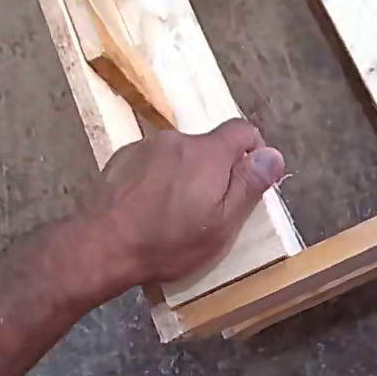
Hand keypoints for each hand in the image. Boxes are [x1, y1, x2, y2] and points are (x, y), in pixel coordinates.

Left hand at [82, 120, 284, 290]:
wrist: (103, 246)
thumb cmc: (169, 242)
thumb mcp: (222, 224)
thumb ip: (249, 185)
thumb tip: (273, 154)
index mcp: (208, 152)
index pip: (243, 129)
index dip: (253, 151)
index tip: (248, 180)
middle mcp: (178, 139)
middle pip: (210, 146)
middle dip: (216, 171)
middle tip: (208, 210)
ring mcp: (146, 146)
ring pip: (180, 155)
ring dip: (185, 175)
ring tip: (173, 212)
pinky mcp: (122, 158)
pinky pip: (153, 161)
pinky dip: (158, 178)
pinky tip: (148, 206)